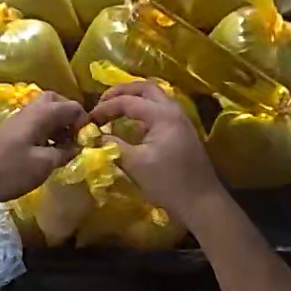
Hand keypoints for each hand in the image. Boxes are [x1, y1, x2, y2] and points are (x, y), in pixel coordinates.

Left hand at [0, 93, 87, 205]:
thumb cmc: (10, 171)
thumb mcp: (44, 164)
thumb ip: (65, 152)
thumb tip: (79, 146)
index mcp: (40, 114)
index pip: (72, 106)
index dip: (84, 121)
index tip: (88, 141)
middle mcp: (30, 111)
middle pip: (56, 101)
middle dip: (70, 116)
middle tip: (76, 137)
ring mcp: (18, 120)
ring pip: (45, 111)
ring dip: (59, 124)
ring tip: (66, 146)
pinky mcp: (12, 131)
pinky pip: (36, 122)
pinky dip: (48, 131)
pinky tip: (49, 150)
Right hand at [91, 81, 227, 221]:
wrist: (202, 202)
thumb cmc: (168, 182)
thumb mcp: (135, 164)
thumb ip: (113, 145)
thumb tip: (95, 136)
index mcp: (162, 115)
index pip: (128, 101)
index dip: (105, 108)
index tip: (89, 121)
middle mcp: (174, 110)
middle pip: (145, 88)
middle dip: (121, 92)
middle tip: (102, 102)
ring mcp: (182, 119)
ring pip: (156, 97)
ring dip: (134, 98)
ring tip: (116, 108)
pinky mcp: (183, 131)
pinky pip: (161, 109)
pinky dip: (144, 108)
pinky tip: (134, 122)